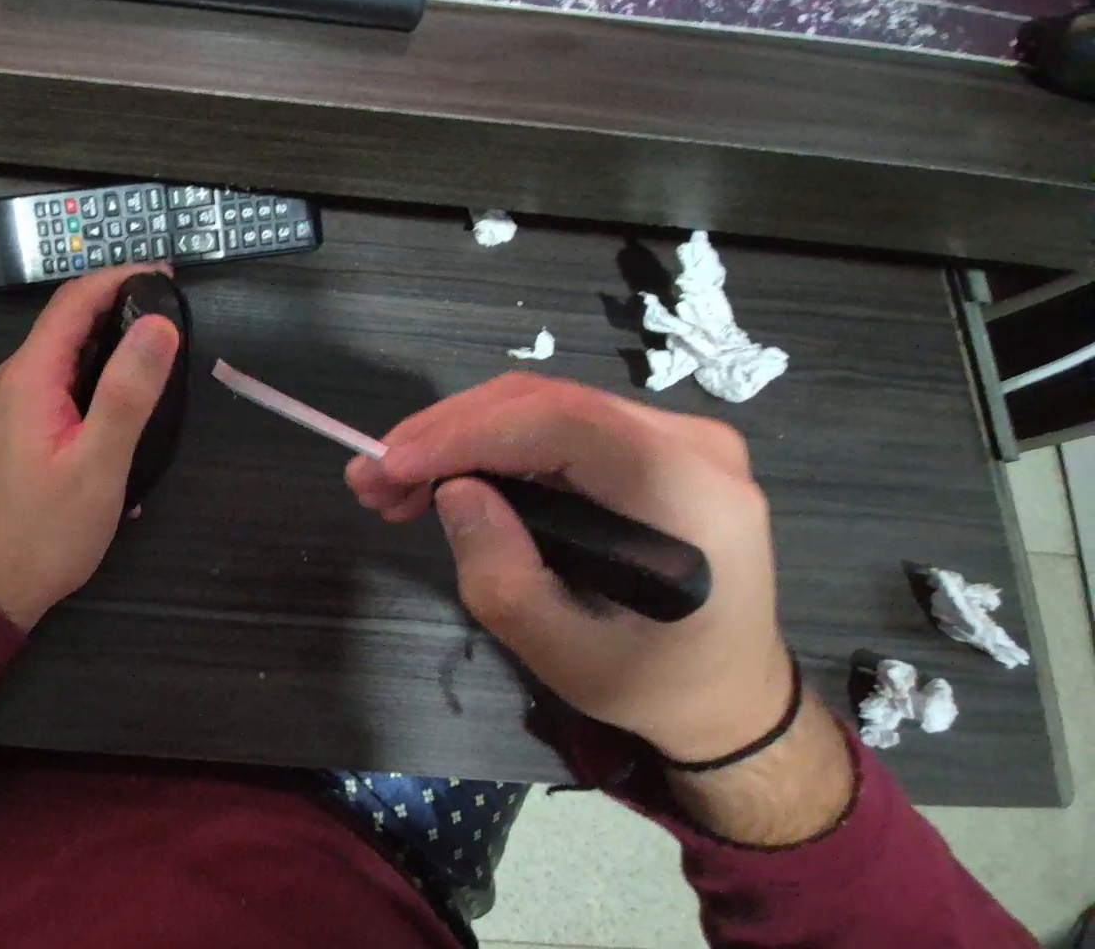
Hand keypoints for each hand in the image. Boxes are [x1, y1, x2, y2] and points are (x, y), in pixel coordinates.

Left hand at [0, 266, 179, 629]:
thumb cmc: (46, 531)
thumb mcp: (98, 464)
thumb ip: (128, 392)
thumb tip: (160, 323)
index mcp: (30, 376)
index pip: (74, 300)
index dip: (121, 276)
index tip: (168, 275)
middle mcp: (15, 379)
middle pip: (69, 320)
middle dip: (120, 305)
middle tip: (175, 315)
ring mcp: (13, 404)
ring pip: (67, 352)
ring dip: (112, 342)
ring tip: (162, 353)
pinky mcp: (20, 427)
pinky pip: (62, 382)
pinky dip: (98, 375)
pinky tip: (129, 403)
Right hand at [344, 374, 790, 764]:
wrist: (725, 692)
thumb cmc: (649, 681)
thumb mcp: (561, 649)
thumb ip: (500, 569)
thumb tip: (451, 490)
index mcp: (687, 493)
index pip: (561, 424)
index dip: (464, 434)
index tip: (389, 466)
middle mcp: (688, 444)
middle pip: (542, 403)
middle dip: (442, 434)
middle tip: (370, 478)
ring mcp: (671, 437)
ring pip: (536, 407)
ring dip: (453, 438)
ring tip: (391, 485)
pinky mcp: (642, 444)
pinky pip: (547, 426)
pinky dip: (482, 447)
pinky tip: (439, 478)